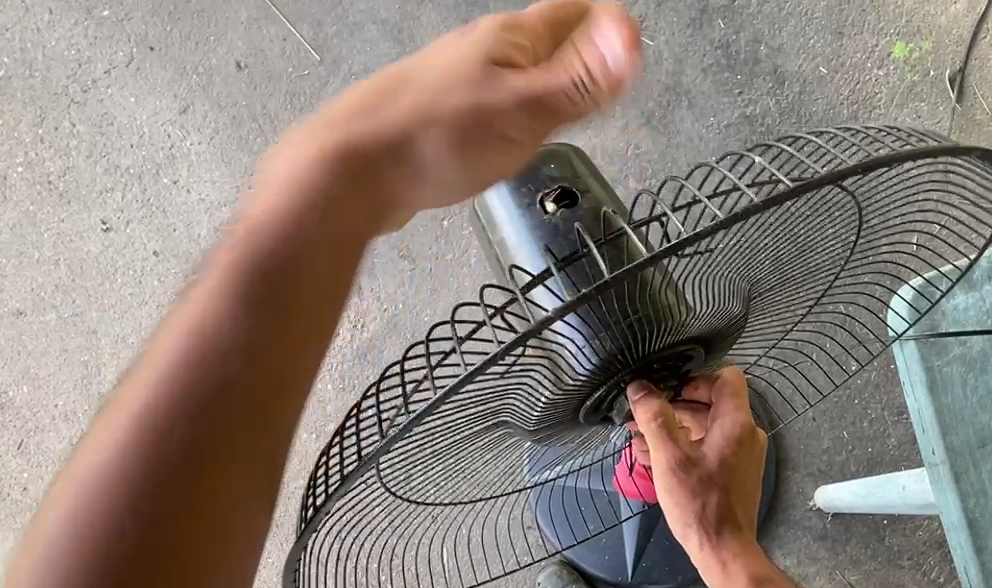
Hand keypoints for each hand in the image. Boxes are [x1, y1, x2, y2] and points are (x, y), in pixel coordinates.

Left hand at [257, 1, 640, 234]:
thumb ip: (579, 81)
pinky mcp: (446, 117)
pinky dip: (520, 112)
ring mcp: (463, 82)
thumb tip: (630, 37)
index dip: (608, 26)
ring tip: (574, 103)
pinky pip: (496, 102)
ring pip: (519, 72)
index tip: (634, 47)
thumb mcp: (524, 111)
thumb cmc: (435, 139)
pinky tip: (518, 135)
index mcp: (510, 42)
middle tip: (612, 71)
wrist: (357, 168)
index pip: (573, 15)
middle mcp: (485, 53)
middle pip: (546, 40)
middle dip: (583, 51)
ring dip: (551, 81)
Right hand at [626, 369, 768, 566]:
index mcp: (736, 424)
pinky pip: (709, 450)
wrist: (723, 549)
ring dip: (674, 431)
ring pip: (706, 430)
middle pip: (711, 405)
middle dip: (673, 409)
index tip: (669, 391)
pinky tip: (655, 460)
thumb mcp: (669, 457)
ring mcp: (742, 456)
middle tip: (644, 417)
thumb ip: (654, 417)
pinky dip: (685, 449)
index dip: (695, 379)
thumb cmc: (700, 506)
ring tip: (641, 440)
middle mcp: (746, 436)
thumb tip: (641, 389)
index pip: (726, 378)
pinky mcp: (734, 475)